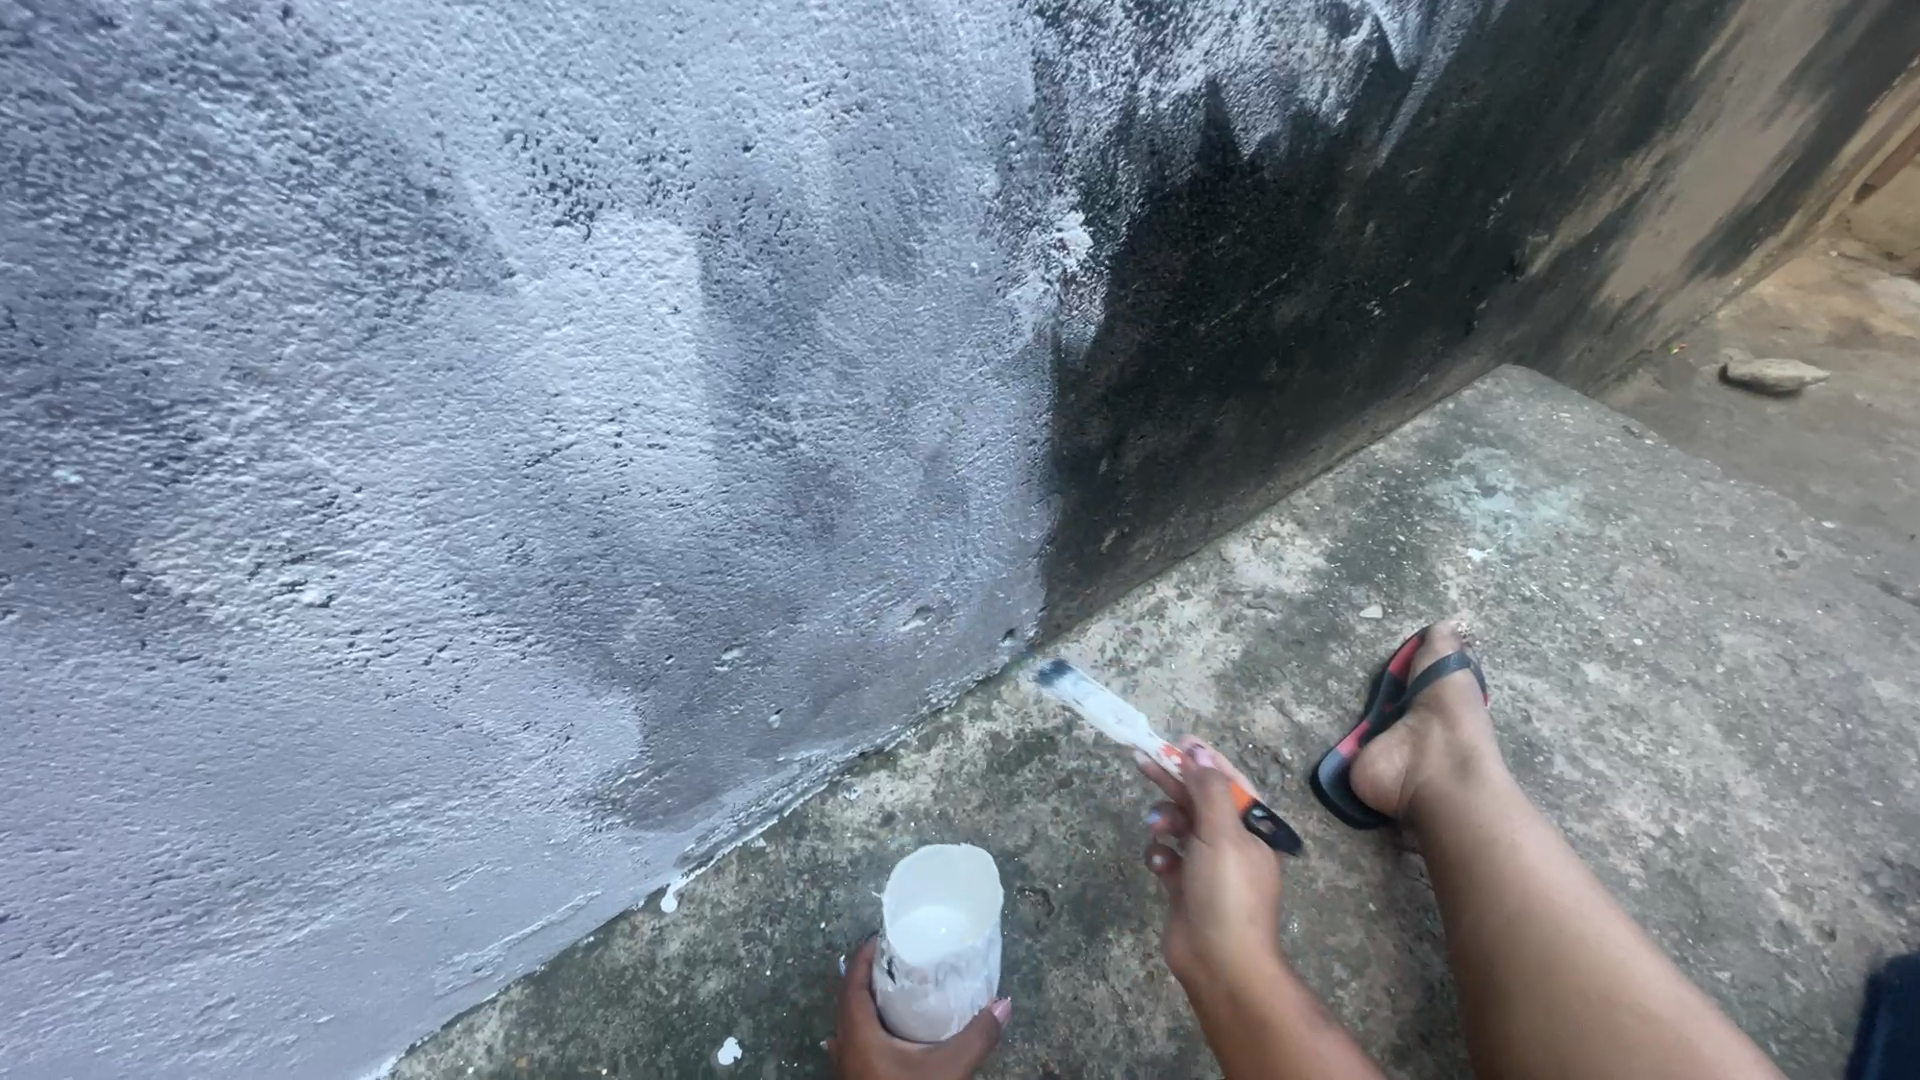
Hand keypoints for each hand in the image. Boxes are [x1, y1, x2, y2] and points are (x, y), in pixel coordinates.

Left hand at [828, 938, 1010, 1079]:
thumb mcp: (948, 1070)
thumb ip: (977, 1036)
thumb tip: (1004, 1004)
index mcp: (857, 1032)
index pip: (851, 979)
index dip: (864, 953)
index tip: (886, 935)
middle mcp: (845, 1045)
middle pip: (849, 997)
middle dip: (870, 973)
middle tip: (900, 957)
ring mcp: (847, 1066)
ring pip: (850, 1021)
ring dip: (869, 1000)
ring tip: (899, 986)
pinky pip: (856, 1040)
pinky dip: (870, 1025)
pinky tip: (891, 1030)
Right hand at [1138, 737, 1286, 994]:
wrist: (1220, 962)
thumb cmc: (1228, 892)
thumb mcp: (1221, 833)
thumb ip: (1207, 787)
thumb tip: (1197, 750)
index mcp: (1251, 828)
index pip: (1228, 781)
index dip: (1204, 759)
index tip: (1179, 740)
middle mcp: (1231, 842)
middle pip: (1197, 799)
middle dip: (1171, 781)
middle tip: (1141, 758)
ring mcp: (1207, 865)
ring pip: (1178, 826)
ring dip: (1163, 822)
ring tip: (1157, 831)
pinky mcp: (1184, 885)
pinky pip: (1166, 856)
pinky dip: (1160, 857)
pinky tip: (1160, 866)